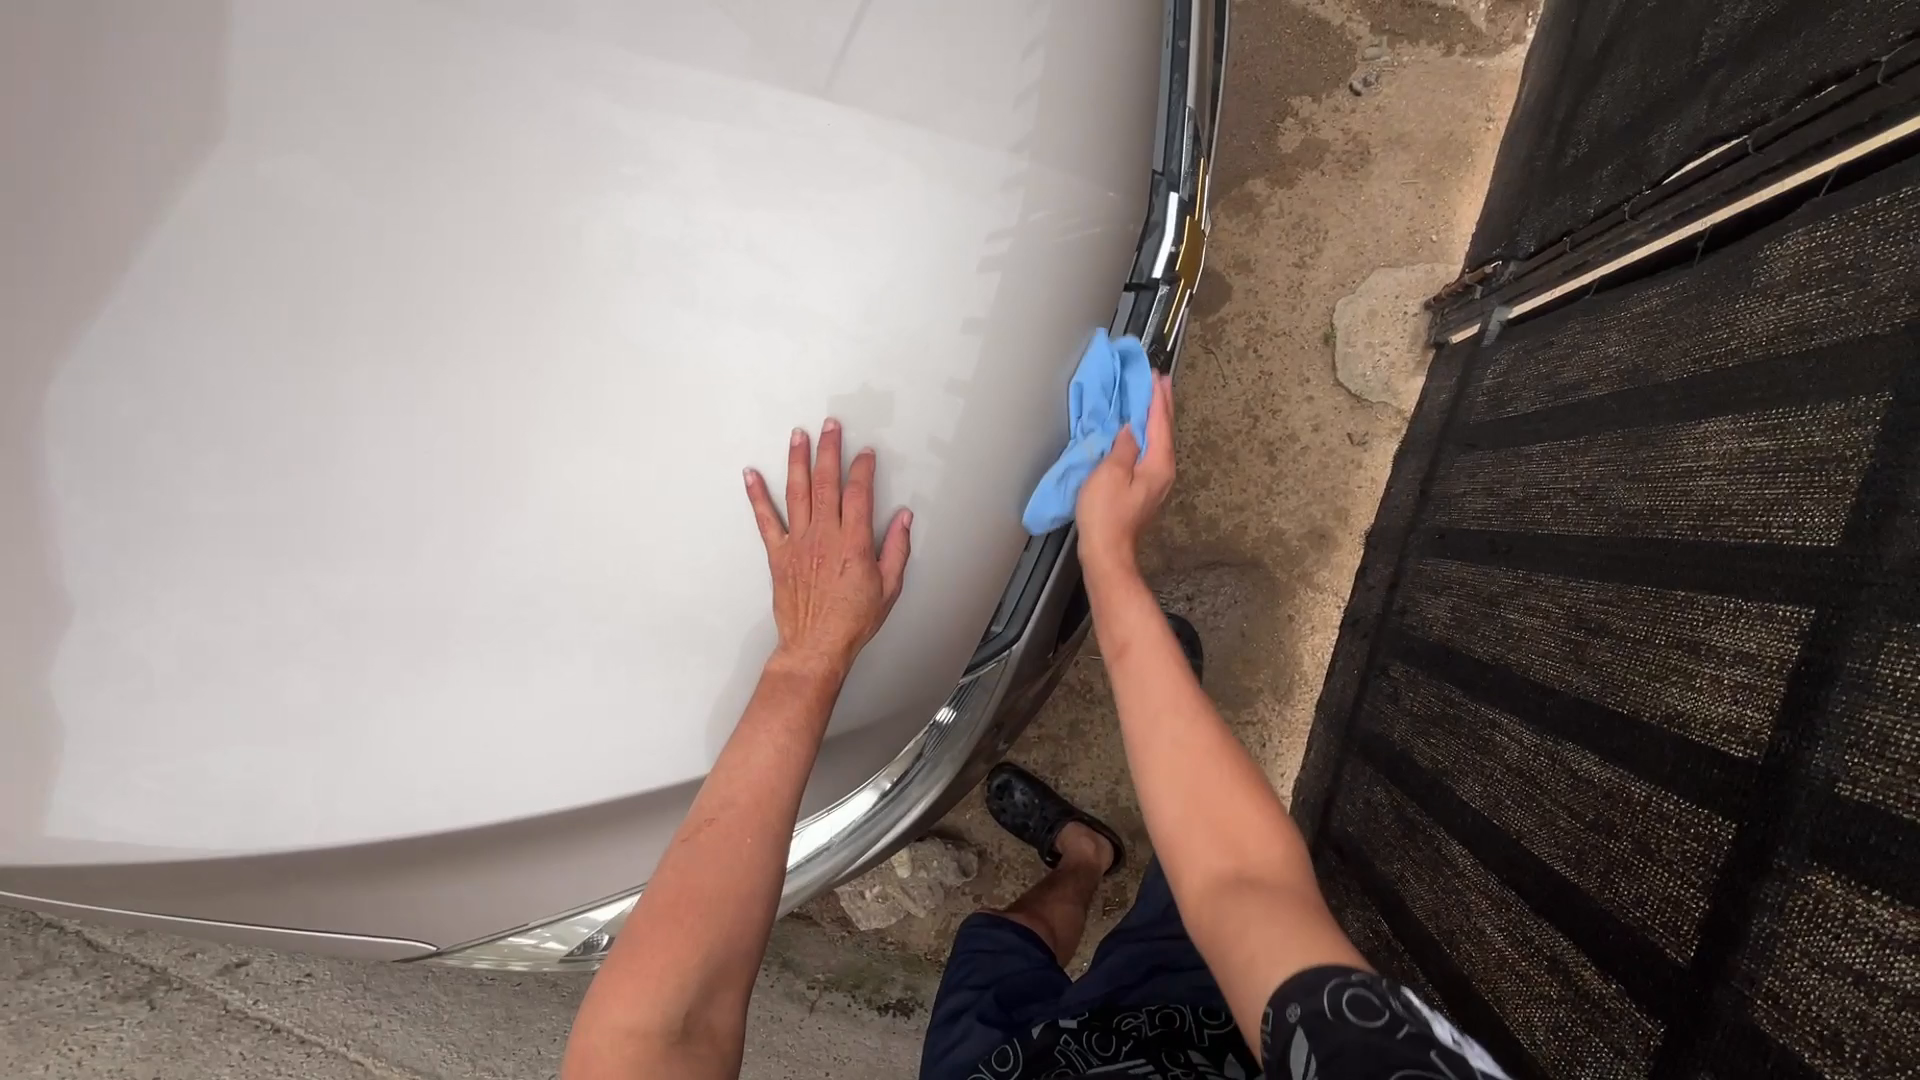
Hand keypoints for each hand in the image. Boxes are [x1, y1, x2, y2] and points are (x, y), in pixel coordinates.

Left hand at [745, 419, 911, 681]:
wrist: (816, 645)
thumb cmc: (853, 621)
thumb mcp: (889, 588)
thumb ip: (897, 549)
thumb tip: (904, 520)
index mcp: (853, 543)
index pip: (859, 493)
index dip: (863, 469)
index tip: (866, 453)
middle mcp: (824, 536)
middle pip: (826, 482)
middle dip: (829, 450)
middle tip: (831, 426)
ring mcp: (798, 543)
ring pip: (797, 492)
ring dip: (797, 460)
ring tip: (799, 436)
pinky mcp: (779, 554)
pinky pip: (766, 519)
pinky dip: (757, 495)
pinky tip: (752, 475)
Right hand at [1075, 372, 1173, 580]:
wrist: (1106, 551)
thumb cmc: (1106, 515)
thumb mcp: (1110, 473)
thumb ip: (1124, 446)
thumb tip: (1131, 429)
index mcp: (1159, 464)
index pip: (1160, 422)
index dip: (1157, 398)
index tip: (1156, 376)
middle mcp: (1163, 472)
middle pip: (1165, 431)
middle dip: (1161, 405)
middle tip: (1159, 381)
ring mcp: (1155, 483)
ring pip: (1158, 442)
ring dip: (1154, 419)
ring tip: (1150, 400)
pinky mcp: (1144, 491)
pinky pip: (1149, 453)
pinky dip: (1146, 436)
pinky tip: (1138, 432)